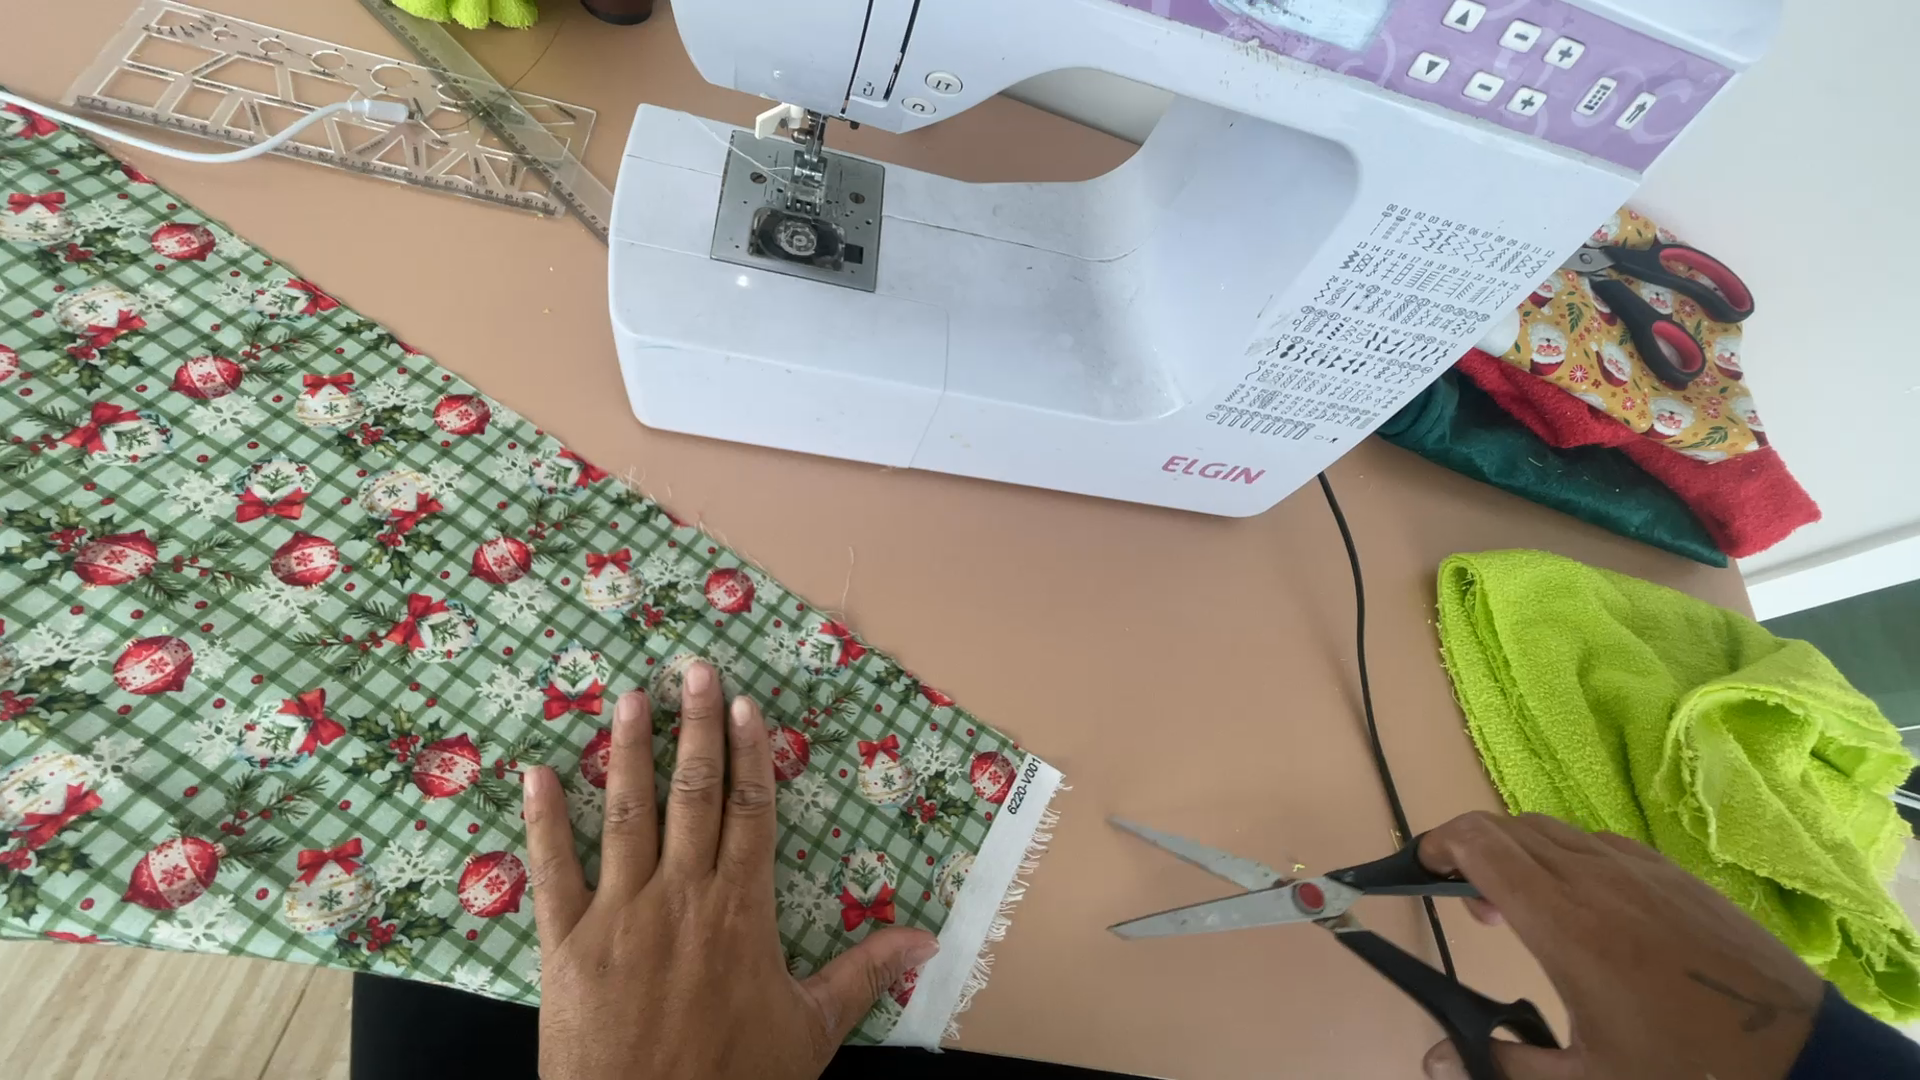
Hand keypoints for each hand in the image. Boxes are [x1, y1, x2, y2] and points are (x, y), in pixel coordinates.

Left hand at [521, 662, 938, 1079]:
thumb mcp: (811, 1032)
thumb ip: (866, 974)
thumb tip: (929, 939)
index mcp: (740, 909)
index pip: (750, 809)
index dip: (749, 751)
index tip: (744, 703)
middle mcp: (682, 895)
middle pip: (694, 793)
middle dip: (696, 727)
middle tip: (693, 669)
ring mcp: (620, 915)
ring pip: (627, 814)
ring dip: (628, 752)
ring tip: (629, 698)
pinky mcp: (566, 946)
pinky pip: (552, 873)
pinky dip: (543, 821)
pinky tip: (536, 774)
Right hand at [1417, 812, 1822, 1079]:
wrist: (1816, 1064)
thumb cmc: (1689, 1070)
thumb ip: (1503, 1063)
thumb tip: (1432, 1061)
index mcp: (1561, 922)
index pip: (1476, 844)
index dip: (1438, 844)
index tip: (1423, 870)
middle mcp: (1589, 879)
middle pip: (1501, 828)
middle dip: (1467, 849)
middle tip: (1472, 903)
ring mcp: (1633, 868)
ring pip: (1544, 829)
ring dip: (1513, 851)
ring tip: (1525, 904)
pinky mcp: (1670, 872)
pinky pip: (1592, 841)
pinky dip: (1563, 856)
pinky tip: (1584, 901)